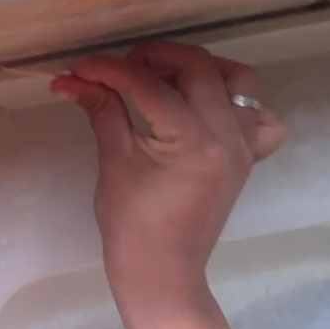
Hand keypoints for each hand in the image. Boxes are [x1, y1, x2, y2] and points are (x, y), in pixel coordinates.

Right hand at [51, 42, 284, 319]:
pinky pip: (257, 117)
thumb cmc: (132, 222)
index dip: (109, 70)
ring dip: (197, 69)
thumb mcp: (114, 158)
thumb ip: (101, 108)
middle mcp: (228, 137)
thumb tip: (72, 78)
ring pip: (236, 80)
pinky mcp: (246, 156)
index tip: (80, 68)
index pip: (149, 85)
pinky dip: (233, 102)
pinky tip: (201, 108)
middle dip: (154, 57)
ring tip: (161, 79)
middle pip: (198, 67)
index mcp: (194, 141)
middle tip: (119, 68)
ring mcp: (244, 146)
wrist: (162, 271)